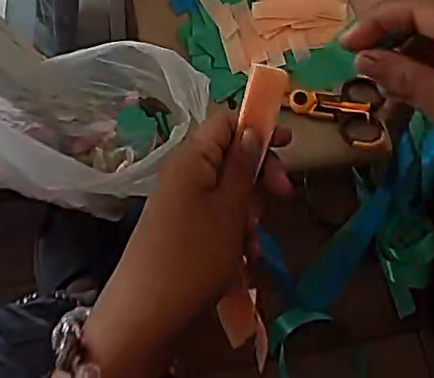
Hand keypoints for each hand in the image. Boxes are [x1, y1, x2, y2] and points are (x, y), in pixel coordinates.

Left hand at [84, 112, 290, 375]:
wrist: (145, 312)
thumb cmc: (194, 254)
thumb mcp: (230, 208)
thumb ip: (243, 165)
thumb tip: (252, 130)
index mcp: (193, 155)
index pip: (226, 121)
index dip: (257, 127)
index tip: (288, 143)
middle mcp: (184, 169)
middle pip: (229, 155)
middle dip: (259, 175)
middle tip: (284, 194)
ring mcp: (180, 198)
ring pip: (226, 189)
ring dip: (248, 210)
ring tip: (254, 241)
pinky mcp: (181, 225)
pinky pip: (215, 215)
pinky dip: (233, 231)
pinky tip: (244, 259)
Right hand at [339, 0, 433, 224]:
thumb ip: (411, 82)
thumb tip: (363, 59)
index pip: (413, 4)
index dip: (373, 20)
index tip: (345, 49)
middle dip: (382, 14)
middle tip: (350, 42)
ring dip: (400, 32)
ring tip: (371, 59)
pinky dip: (423, 49)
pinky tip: (406, 73)